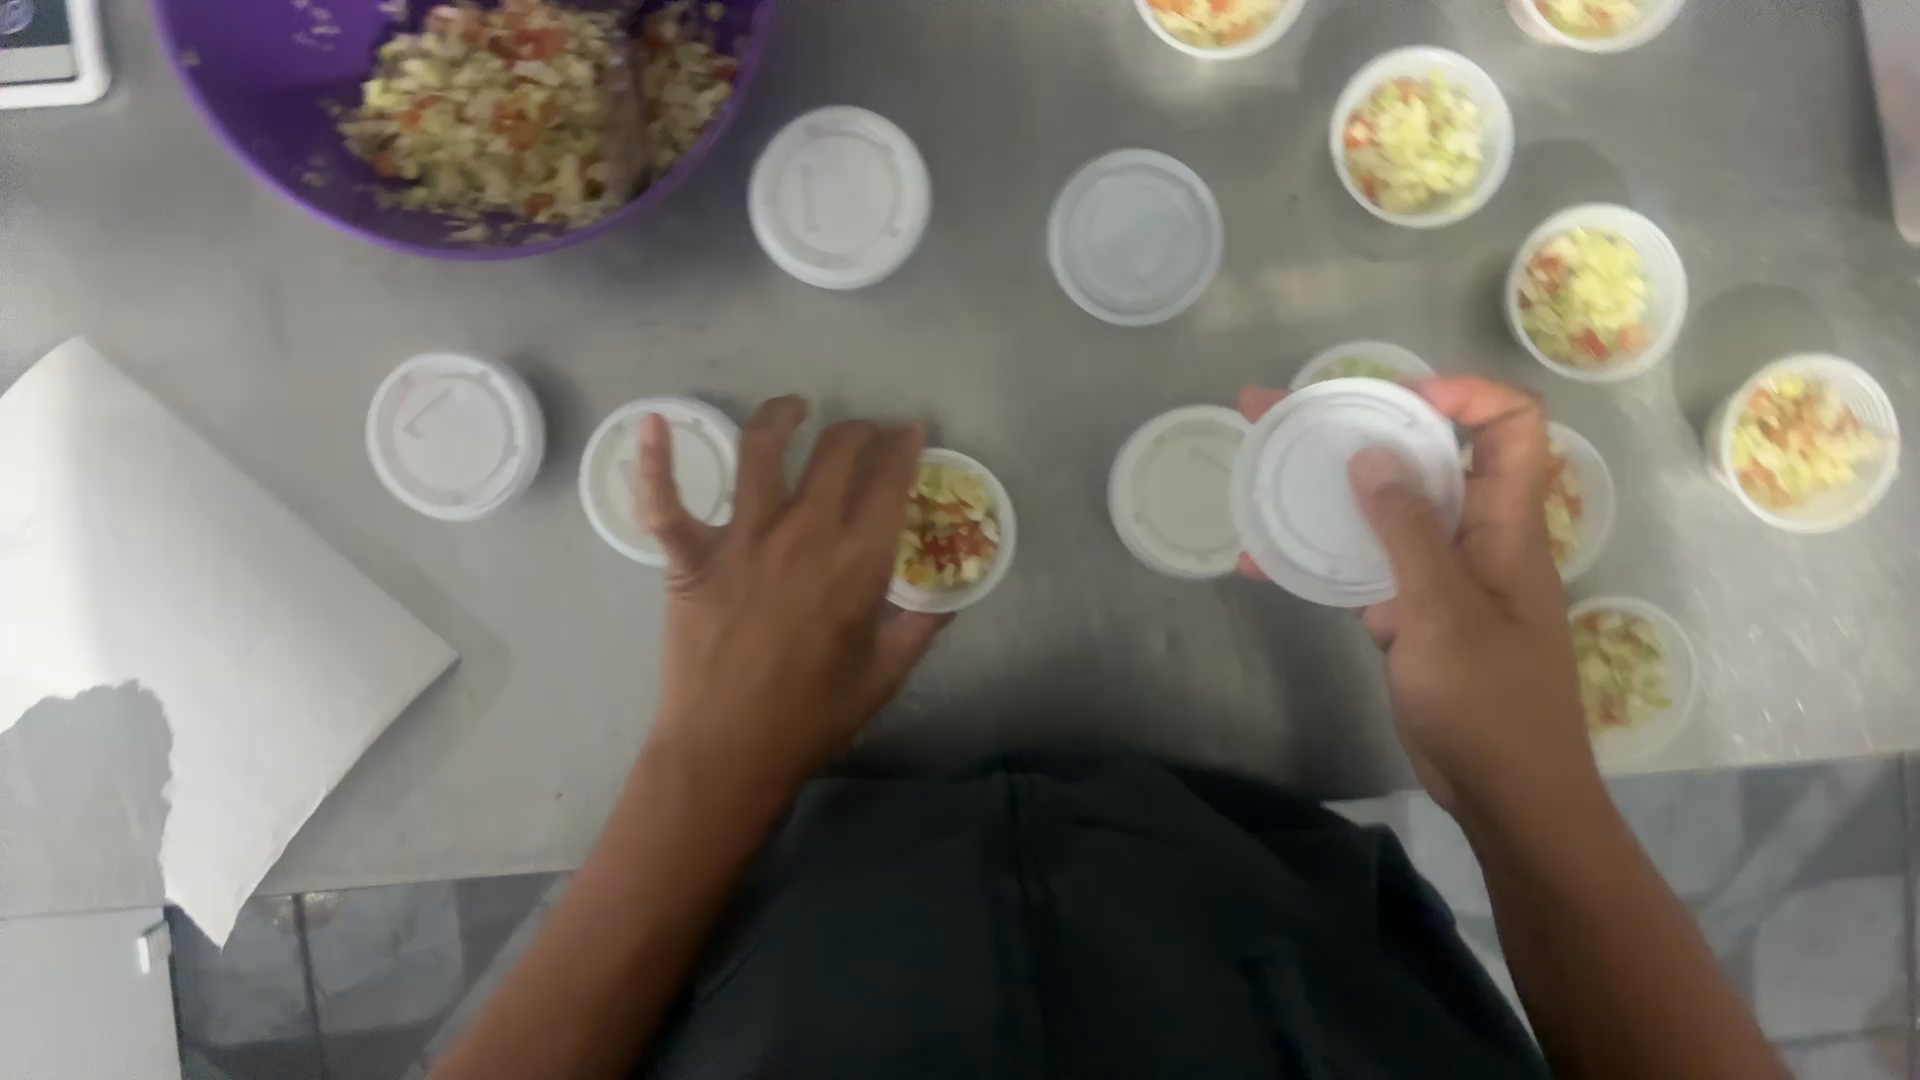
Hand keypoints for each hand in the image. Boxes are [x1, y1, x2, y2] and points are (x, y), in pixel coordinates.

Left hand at [637, 396, 948, 792]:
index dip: (906, 447)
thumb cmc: (814, 717)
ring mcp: (742, 541)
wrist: (731, 751)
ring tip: (797, 407)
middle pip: (837, 454)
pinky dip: (655, 461)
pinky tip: (651, 422)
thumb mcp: (886, 675)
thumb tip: (948, 597)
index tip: (912, 430)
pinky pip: (665, 502)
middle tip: (869, 432)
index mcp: (857, 564)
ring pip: (762, 451)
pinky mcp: (691, 559)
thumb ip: (921, 627)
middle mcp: (804, 535)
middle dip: (861, 430)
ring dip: (783, 416)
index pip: (891, 482)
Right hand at [1237, 378, 1595, 815]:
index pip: (1510, 427)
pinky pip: (1358, 567)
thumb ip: (1408, 533)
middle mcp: (1471, 537)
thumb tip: (1373, 458)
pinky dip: (1314, 559)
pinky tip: (1261, 561)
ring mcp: (1435, 576)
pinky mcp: (1405, 611)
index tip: (1388, 402)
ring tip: (1261, 471)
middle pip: (1422, 460)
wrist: (1501, 790)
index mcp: (1505, 526)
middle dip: (1357, 429)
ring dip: (1324, 491)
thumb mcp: (1444, 612)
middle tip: (1284, 413)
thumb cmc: (1489, 701)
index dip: (1460, 395)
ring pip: (1381, 511)